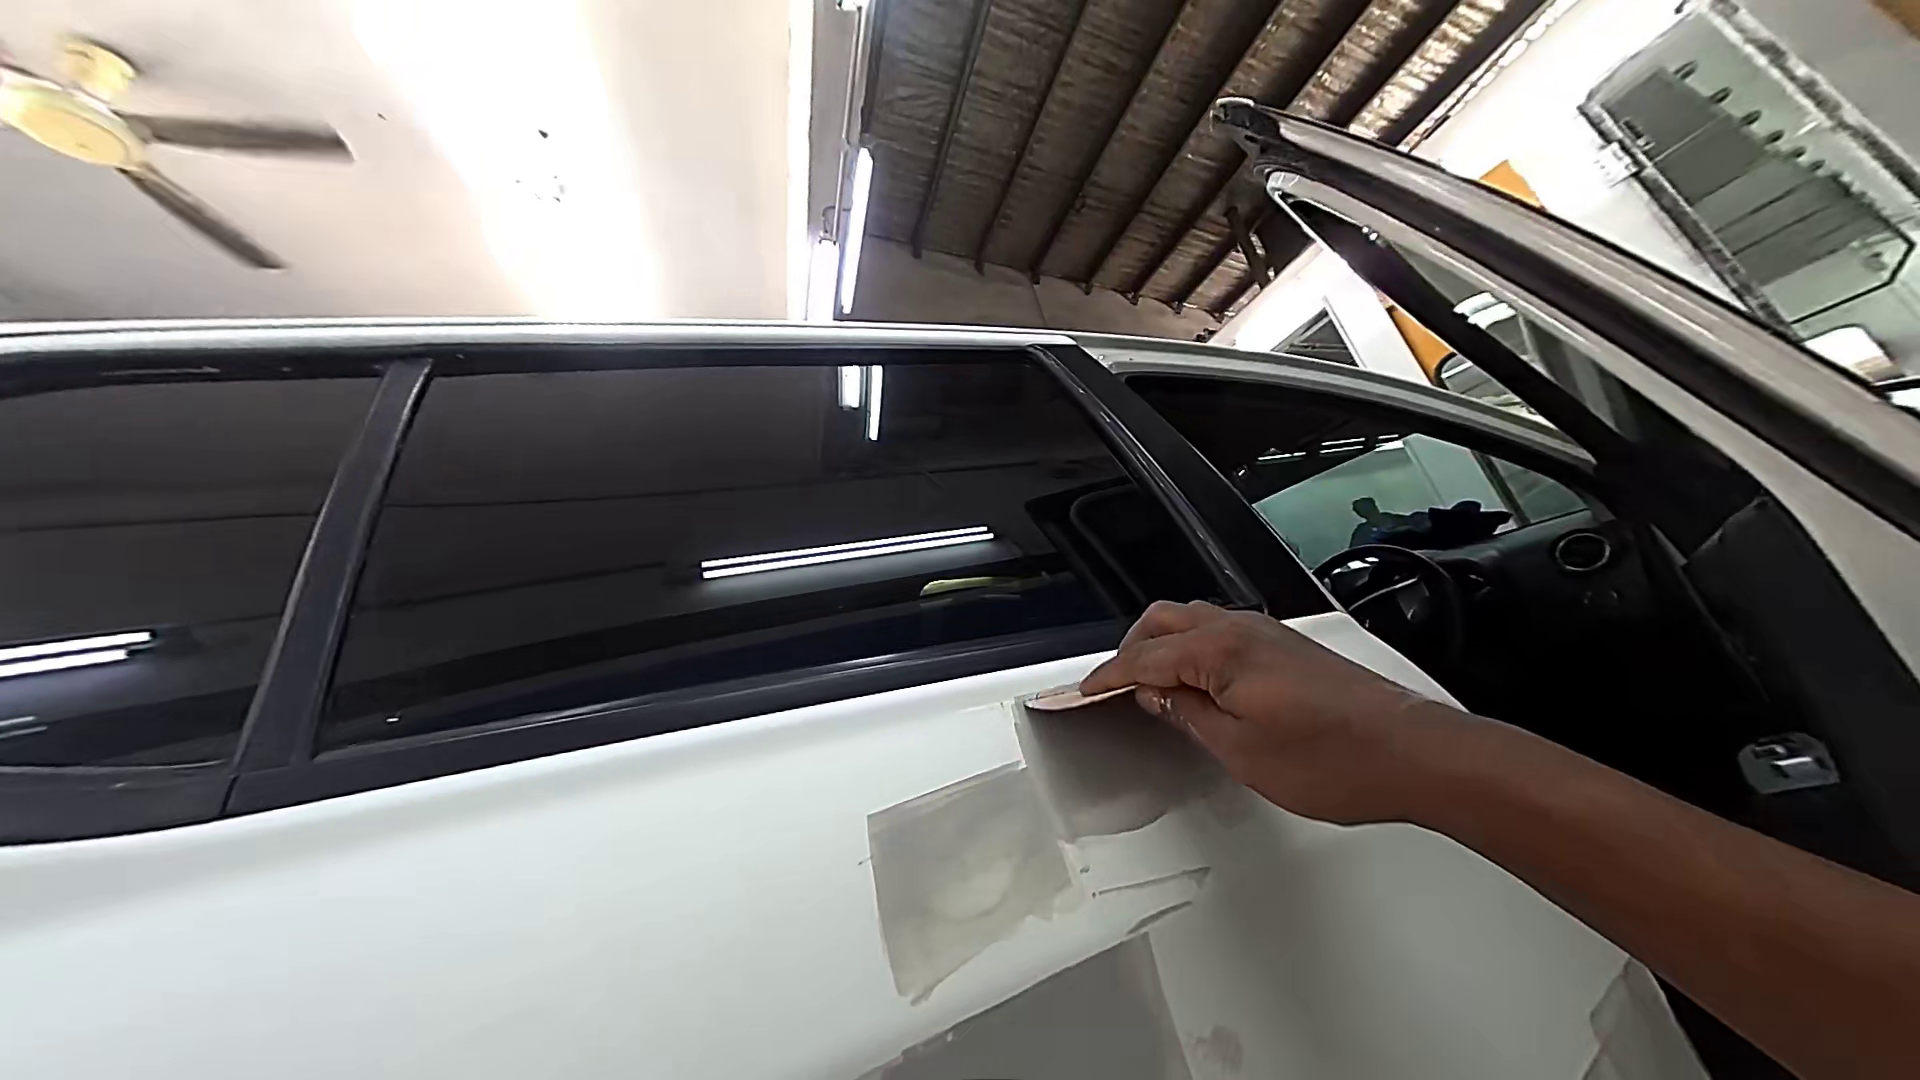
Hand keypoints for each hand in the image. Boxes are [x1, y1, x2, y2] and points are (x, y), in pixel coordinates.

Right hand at [1079, 601, 1472, 824]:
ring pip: (1191, 619)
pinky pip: (1219, 629)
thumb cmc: (1335, 758)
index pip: (1144, 657)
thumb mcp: (1240, 750)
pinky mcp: (1285, 643)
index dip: (1110, 675)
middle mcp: (1239, 629)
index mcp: (1219, 651)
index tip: (1089, 689)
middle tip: (1116, 684)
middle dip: (1131, 648)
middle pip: (1162, 620)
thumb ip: (1188, 713)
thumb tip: (1156, 694)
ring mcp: (1265, 632)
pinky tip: (1197, 678)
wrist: (1417, 754)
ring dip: (1162, 642)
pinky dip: (1192, 645)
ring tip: (1153, 681)